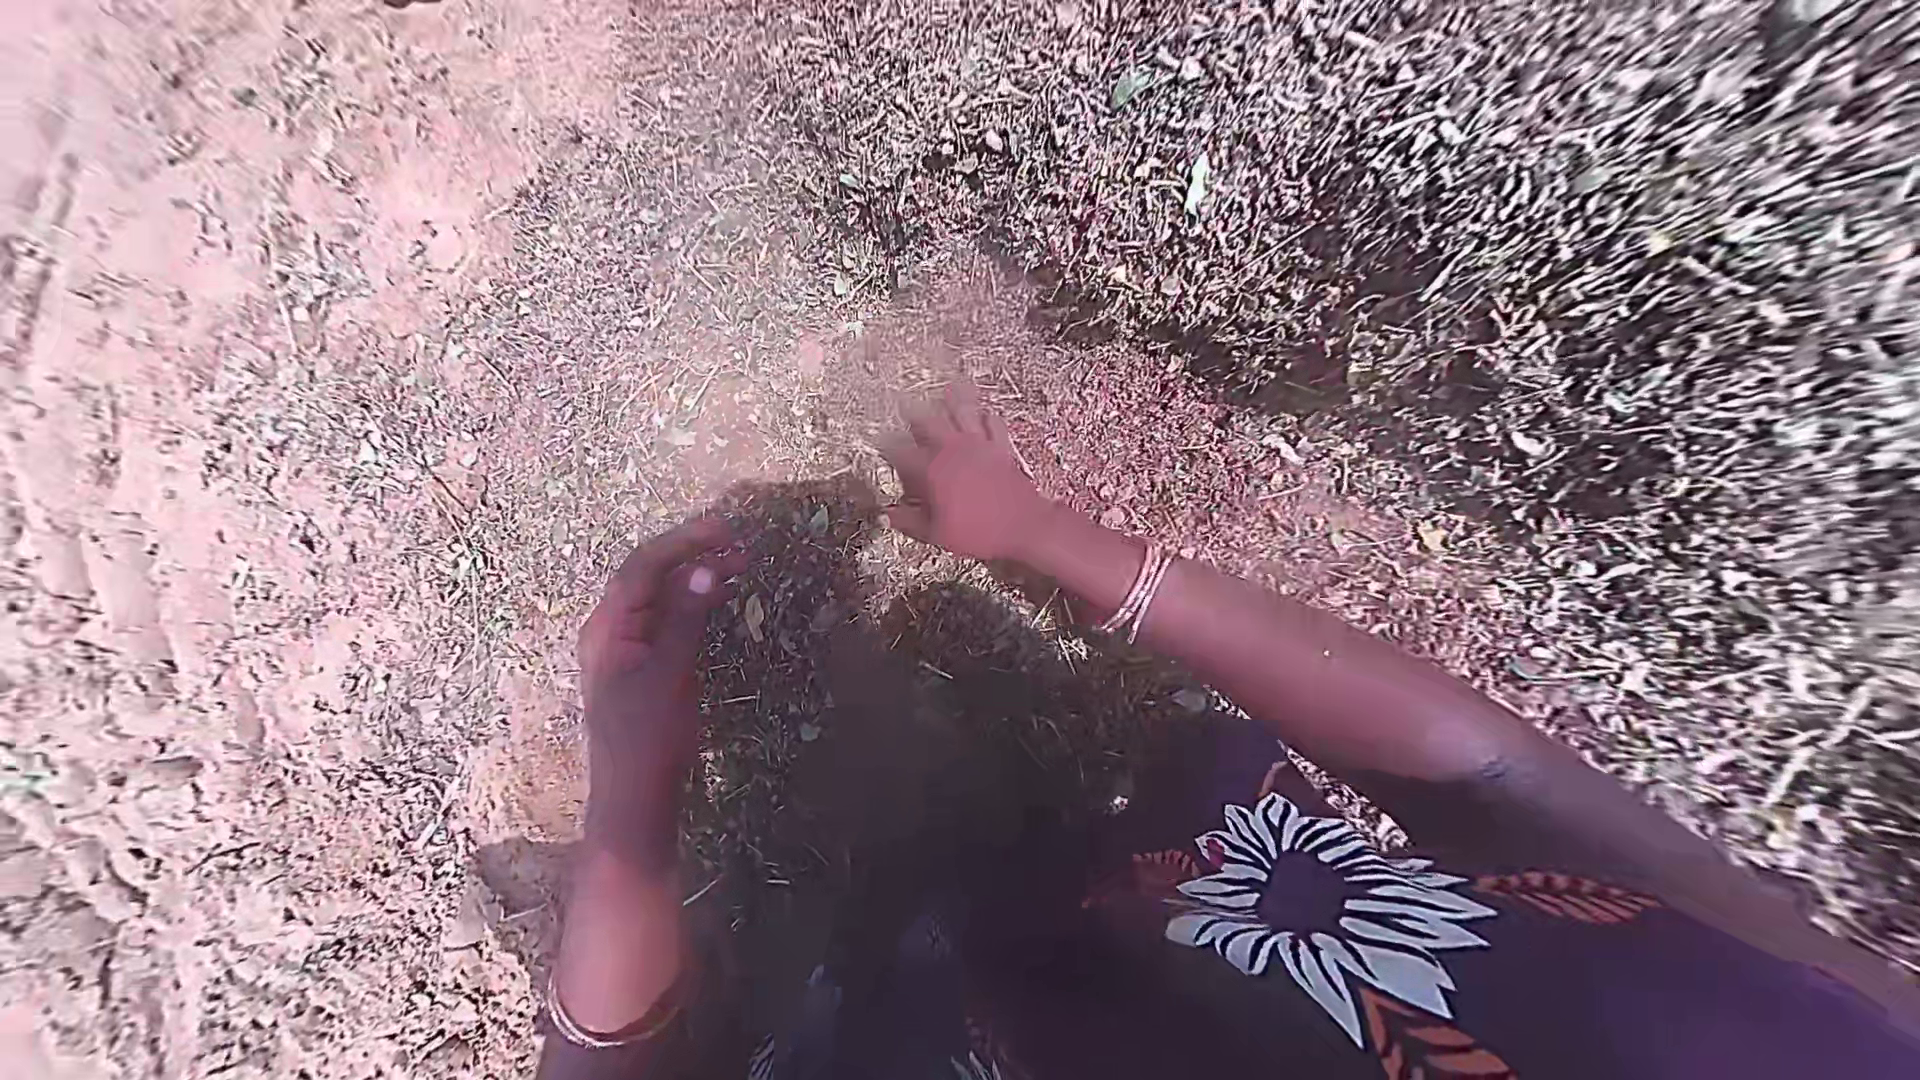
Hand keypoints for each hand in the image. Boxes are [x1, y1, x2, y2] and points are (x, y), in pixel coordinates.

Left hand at [578, 516, 743, 869]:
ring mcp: (633, 644)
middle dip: (694, 554)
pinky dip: (699, 601)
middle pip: (652, 575)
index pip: (642, 567)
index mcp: (607, 626)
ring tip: (741, 563)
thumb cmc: (648, 735)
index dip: (683, 542)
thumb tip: (707, 568)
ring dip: (699, 575)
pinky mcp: (652, 660)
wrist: (638, 794)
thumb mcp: (670, 673)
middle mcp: (615, 627)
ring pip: (665, 595)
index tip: (724, 530)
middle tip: (739, 544)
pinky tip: (723, 594)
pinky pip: (673, 617)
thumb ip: (686, 618)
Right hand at [879, 385, 1052, 562]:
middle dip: (915, 413)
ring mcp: (979, 445)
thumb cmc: (979, 532)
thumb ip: (910, 521)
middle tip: (906, 405)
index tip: (881, 443)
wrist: (1023, 526)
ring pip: (962, 413)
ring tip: (947, 388)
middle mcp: (954, 451)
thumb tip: (888, 516)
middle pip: (929, 422)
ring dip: (953, 400)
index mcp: (933, 470)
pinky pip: (993, 423)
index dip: (888, 446)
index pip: (902, 452)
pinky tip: (984, 411)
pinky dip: (987, 415)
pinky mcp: (1001, 448)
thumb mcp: (937, 534)